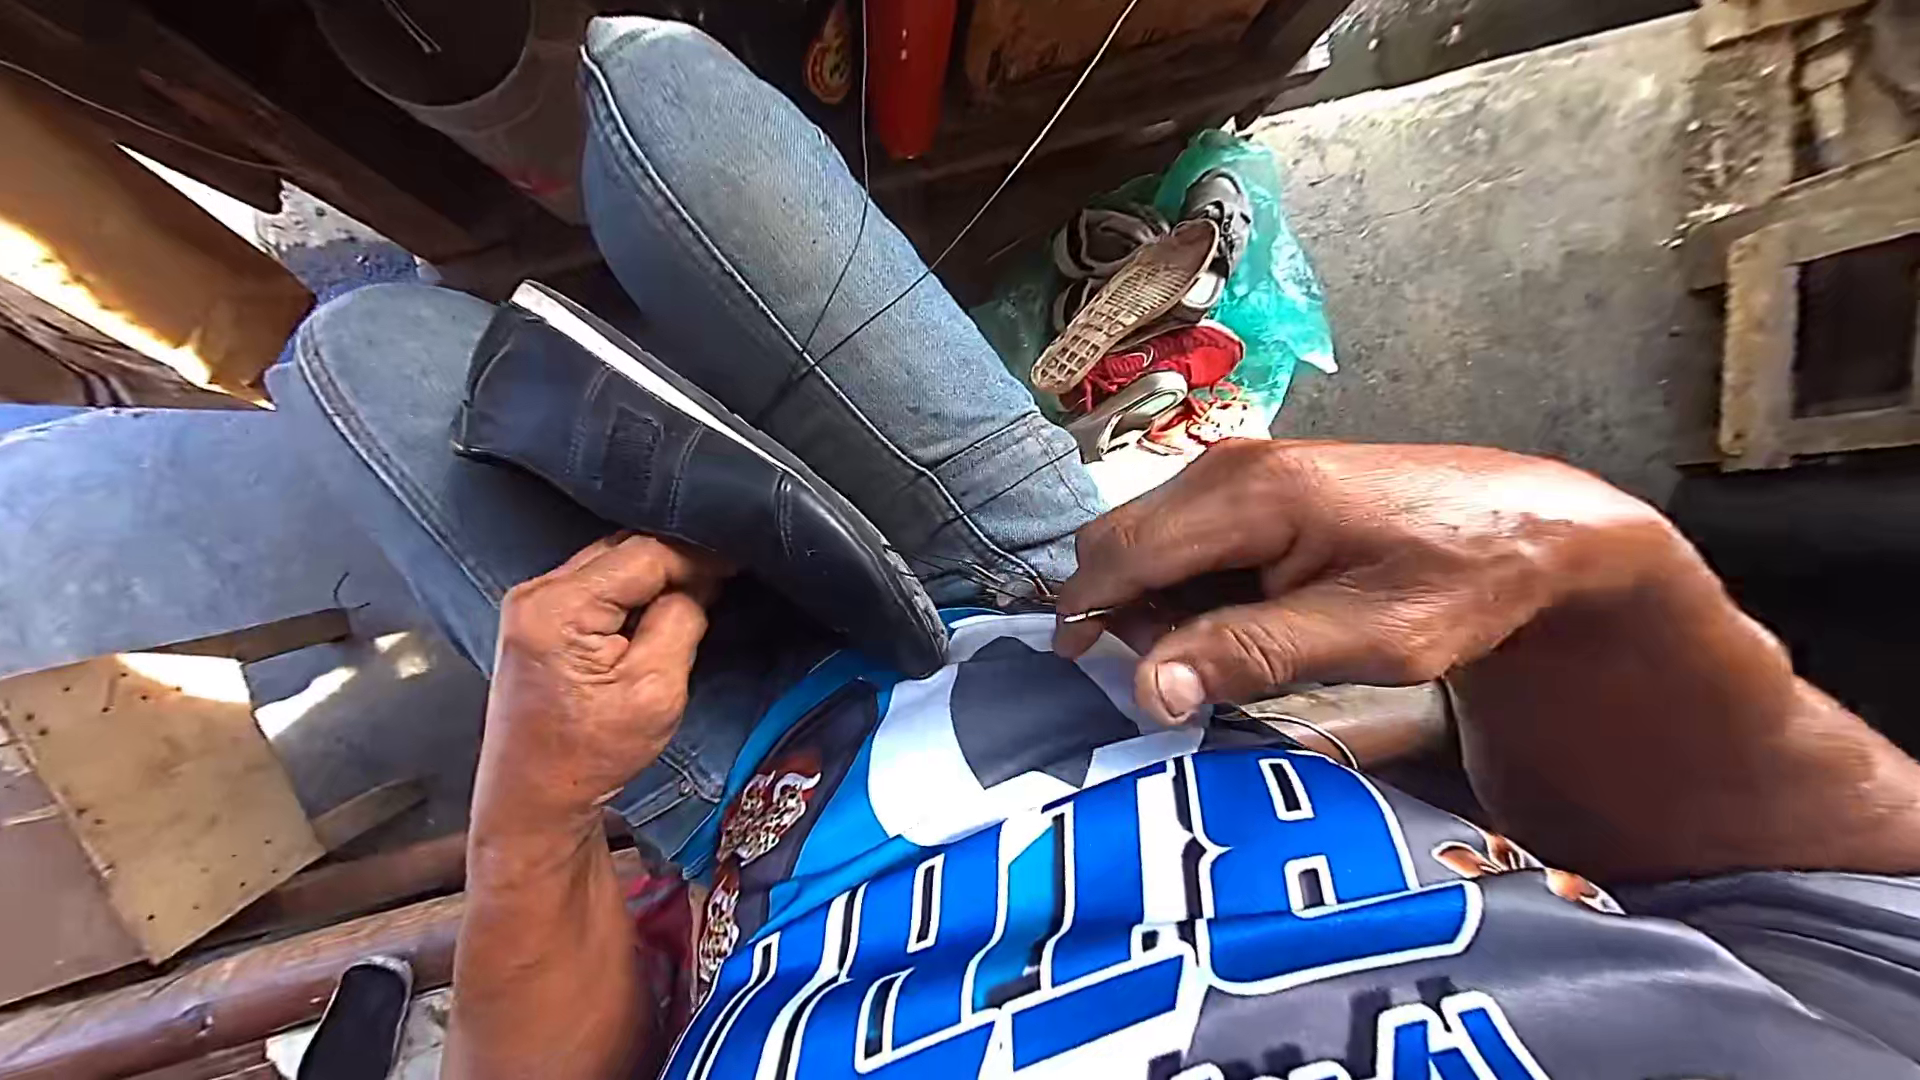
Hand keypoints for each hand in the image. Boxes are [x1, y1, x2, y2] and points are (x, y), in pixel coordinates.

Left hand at [473, 534, 729, 834]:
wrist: (535, 797)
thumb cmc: (592, 752)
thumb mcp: (656, 687)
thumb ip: (681, 620)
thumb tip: (699, 584)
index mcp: (559, 607)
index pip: (645, 553)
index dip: (699, 555)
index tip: (739, 561)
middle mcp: (536, 592)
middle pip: (626, 548)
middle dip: (680, 558)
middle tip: (725, 575)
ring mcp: (533, 602)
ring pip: (615, 559)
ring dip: (660, 571)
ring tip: (703, 588)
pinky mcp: (540, 616)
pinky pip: (601, 579)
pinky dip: (639, 585)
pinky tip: (666, 601)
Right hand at [1054, 439, 1684, 725]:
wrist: (1528, 523)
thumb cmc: (1457, 582)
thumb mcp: (1364, 638)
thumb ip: (1247, 654)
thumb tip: (1148, 689)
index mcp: (1249, 495)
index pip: (1123, 551)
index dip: (1085, 608)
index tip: (1075, 661)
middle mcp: (1224, 466)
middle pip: (1118, 537)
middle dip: (1117, 605)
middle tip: (1171, 665)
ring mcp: (1234, 466)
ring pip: (1141, 536)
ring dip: (1149, 596)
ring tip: (1214, 641)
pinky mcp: (1246, 479)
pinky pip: (1174, 531)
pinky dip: (1177, 579)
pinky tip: (1232, 607)